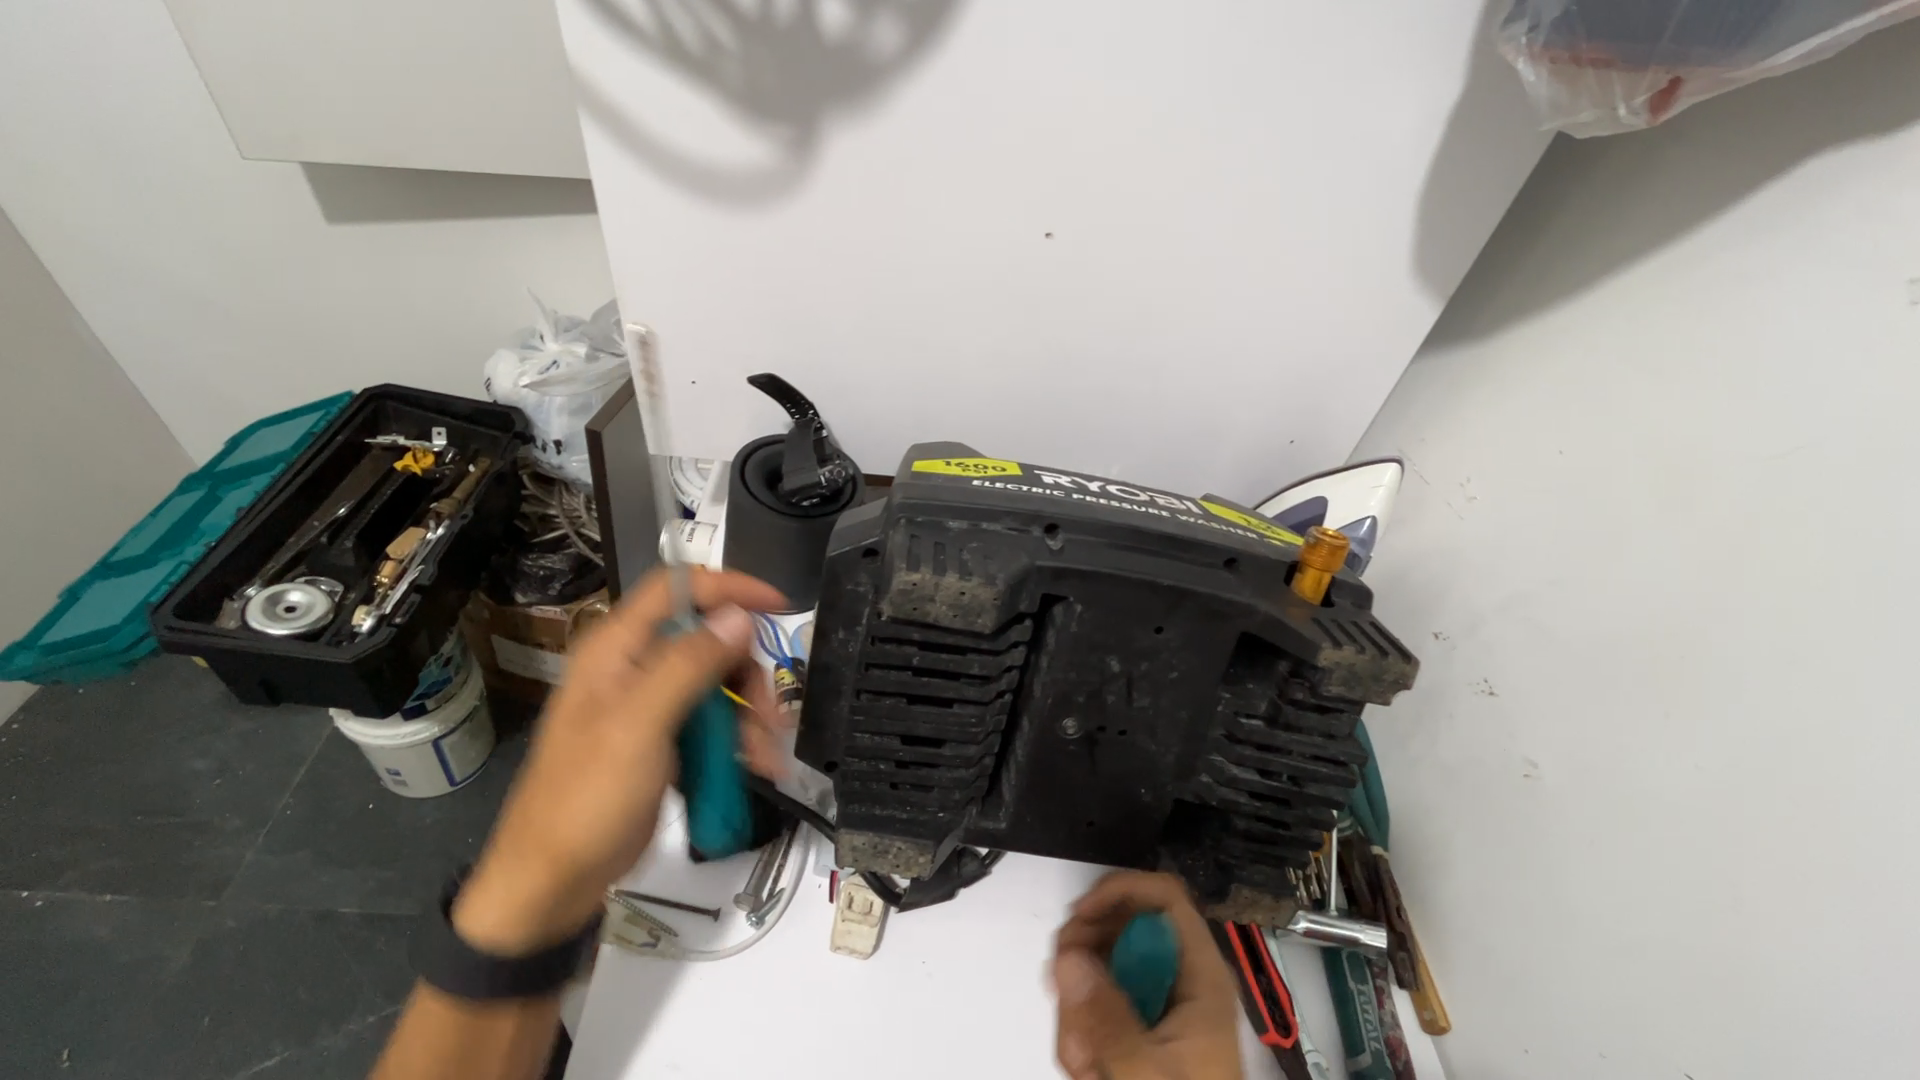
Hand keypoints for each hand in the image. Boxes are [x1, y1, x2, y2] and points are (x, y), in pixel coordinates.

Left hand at [453, 567, 789, 954]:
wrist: (553, 883)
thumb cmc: (588, 798)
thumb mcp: (640, 726)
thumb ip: (689, 664)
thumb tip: (739, 615)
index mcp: (616, 649)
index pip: (677, 588)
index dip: (729, 588)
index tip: (778, 608)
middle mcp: (634, 668)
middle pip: (709, 641)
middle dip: (747, 674)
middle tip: (770, 714)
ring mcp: (648, 707)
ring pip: (718, 684)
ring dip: (749, 715)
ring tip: (765, 757)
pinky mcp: (662, 741)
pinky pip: (712, 722)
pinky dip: (738, 740)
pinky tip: (756, 768)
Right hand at [1052, 872, 1244, 1079]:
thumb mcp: (1146, 1076)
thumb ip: (1105, 1019)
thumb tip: (1067, 957)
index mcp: (1200, 975)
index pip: (1162, 895)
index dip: (1119, 891)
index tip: (1078, 919)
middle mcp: (1181, 977)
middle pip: (1121, 924)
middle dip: (1082, 958)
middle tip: (1061, 994)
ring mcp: (1159, 1000)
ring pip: (1101, 965)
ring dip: (1077, 1007)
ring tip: (1080, 1062)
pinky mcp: (1142, 1025)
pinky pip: (1098, 1002)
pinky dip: (1082, 1031)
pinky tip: (1086, 1068)